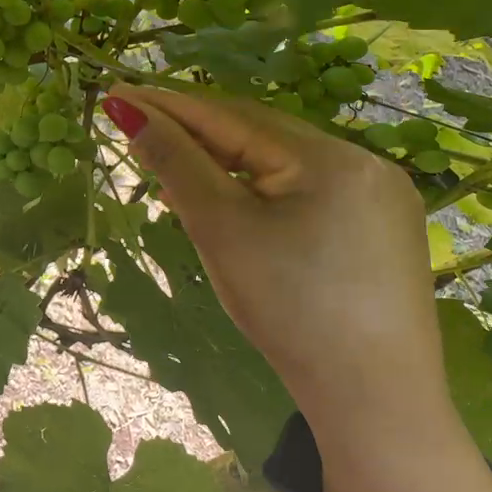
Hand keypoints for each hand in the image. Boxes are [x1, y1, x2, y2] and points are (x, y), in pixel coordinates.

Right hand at [103, 84, 491, 491]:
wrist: (373, 398)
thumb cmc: (286, 303)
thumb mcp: (217, 223)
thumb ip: (171, 157)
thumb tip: (123, 104)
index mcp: (332, 157)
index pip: (227, 116)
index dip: (164, 105)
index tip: (112, 93)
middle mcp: (365, 164)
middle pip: (255, 132)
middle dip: (190, 130)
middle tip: (131, 129)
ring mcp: (379, 197)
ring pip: (276, 160)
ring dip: (218, 157)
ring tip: (166, 163)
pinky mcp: (379, 228)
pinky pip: (300, 186)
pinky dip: (252, 183)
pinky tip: (223, 196)